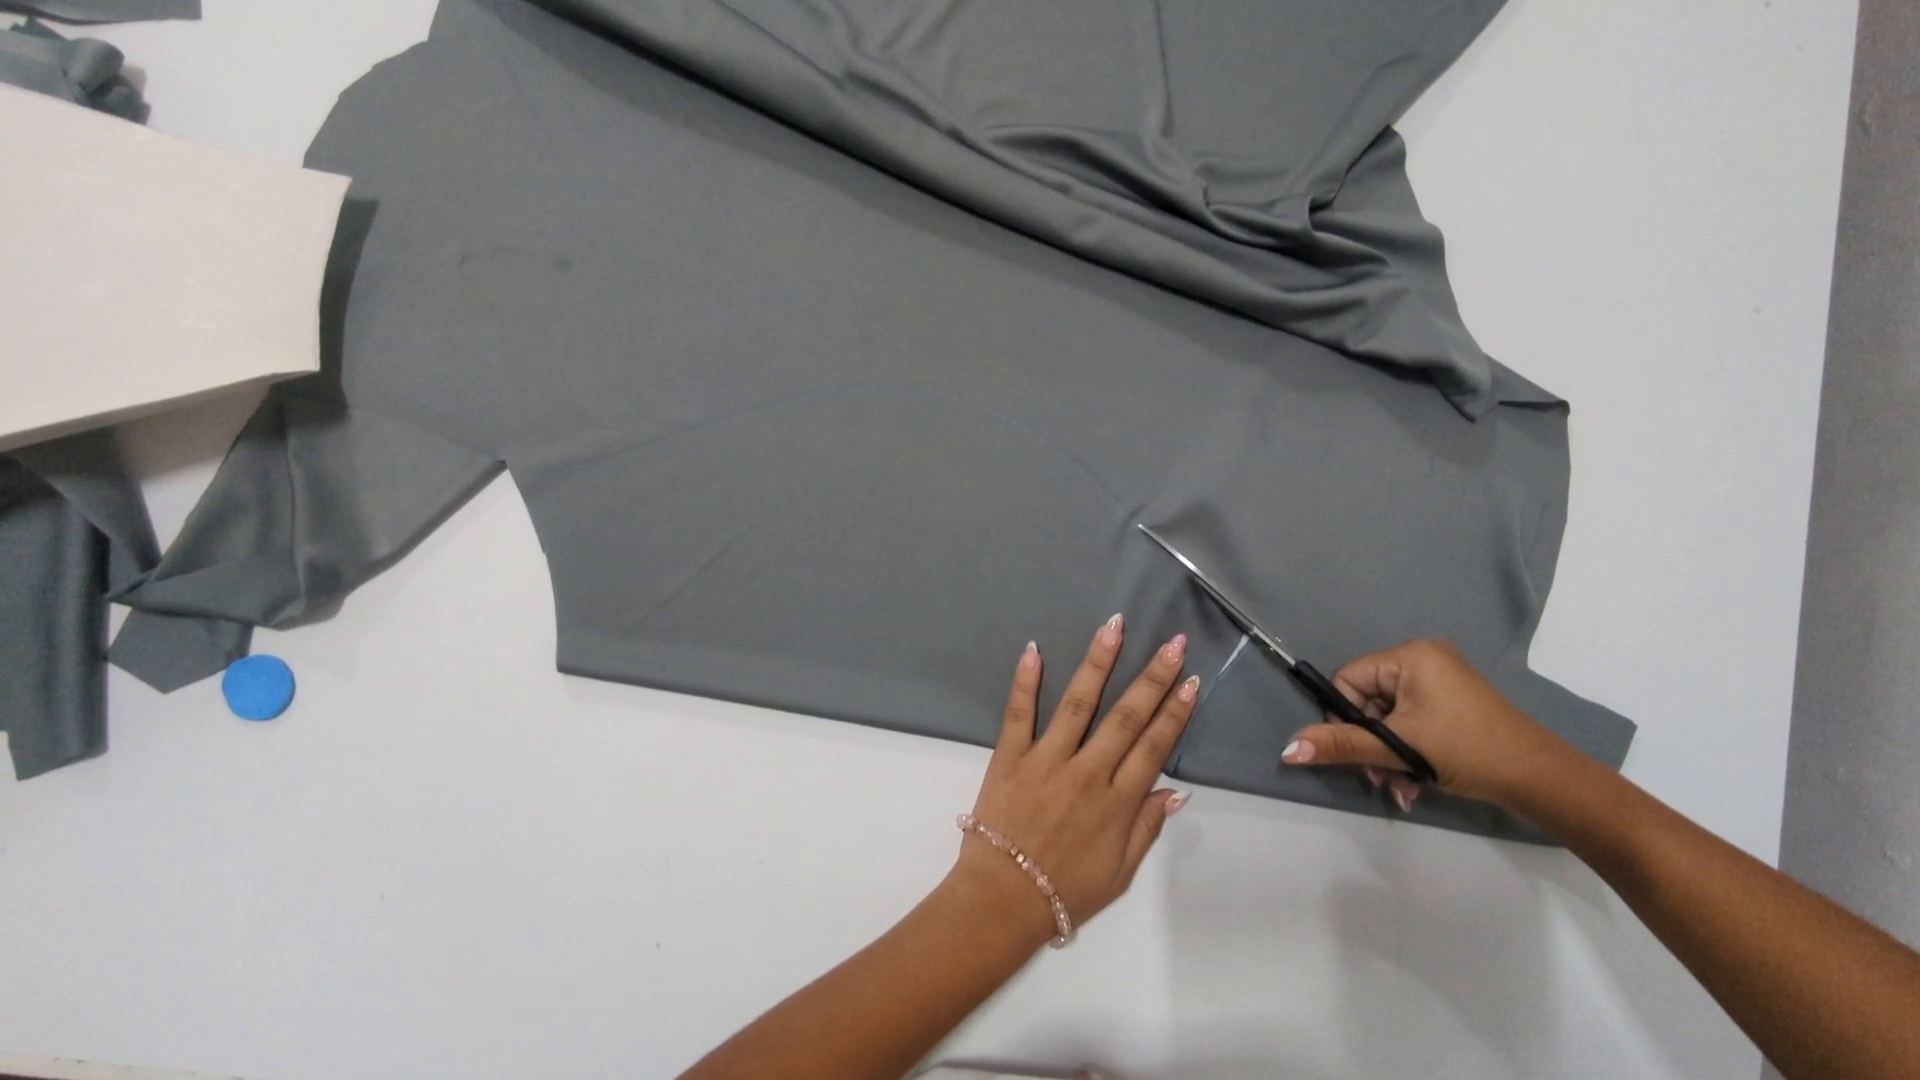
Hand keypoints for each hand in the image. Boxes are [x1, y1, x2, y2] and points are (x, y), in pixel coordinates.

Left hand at [952, 614, 1198, 944]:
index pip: (1154, 747)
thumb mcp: (1120, 872)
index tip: (1191, 680)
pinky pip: (1018, 714)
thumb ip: (1148, 828)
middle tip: (1173, 642)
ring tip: (1114, 627)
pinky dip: (1025, 681)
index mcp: (1117, 802)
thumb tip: (1177, 790)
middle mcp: (1087, 773)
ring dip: (1098, 663)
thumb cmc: (1065, 890)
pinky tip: (1034, 649)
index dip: (1175, 712)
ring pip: (1078, 703)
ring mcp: (1046, 760)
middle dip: (1152, 677)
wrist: (1002, 900)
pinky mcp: (1009, 757)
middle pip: (1126, 717)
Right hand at [1279, 639, 1576, 812]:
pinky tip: (1414, 784)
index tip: (1358, 752)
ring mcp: (1441, 683)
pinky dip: (1407, 753)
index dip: (1344, 718)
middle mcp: (1424, 660)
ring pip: (1389, 719)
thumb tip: (1287, 748)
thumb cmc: (1468, 750)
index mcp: (1410, 656)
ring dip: (1387, 756)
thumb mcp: (1400, 747)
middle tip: (1379, 778)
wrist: (1543, 780)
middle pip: (1368, 702)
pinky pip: (1411, 724)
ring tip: (1400, 788)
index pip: (1348, 679)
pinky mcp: (1453, 706)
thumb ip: (1341, 745)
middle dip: (1369, 744)